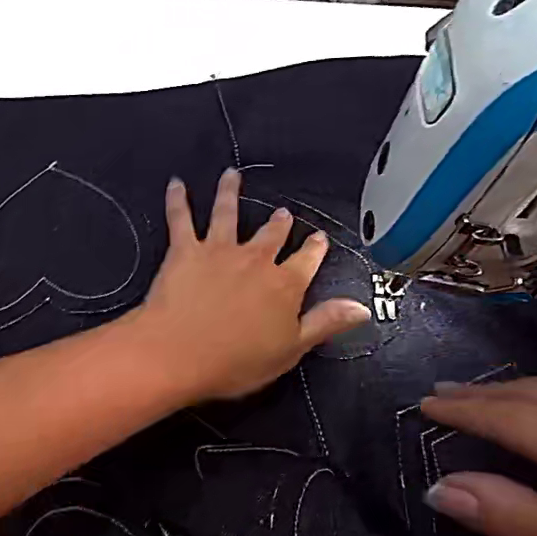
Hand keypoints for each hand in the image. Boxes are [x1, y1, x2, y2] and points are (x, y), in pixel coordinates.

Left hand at [127, 169, 368, 402]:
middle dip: (279, 222)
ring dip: (230, 192)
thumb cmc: (235, 360)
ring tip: (231, 175)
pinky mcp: (185, 250)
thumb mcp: (291, 349)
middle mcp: (255, 259)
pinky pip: (181, 218)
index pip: (307, 260)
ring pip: (227, 213)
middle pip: (271, 234)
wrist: (179, 353)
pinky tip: (176, 184)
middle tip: (283, 213)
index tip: (319, 238)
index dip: (315, 248)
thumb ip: (326, 322)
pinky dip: (178, 199)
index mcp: (284, 284)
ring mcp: (219, 250)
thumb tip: (361, 307)